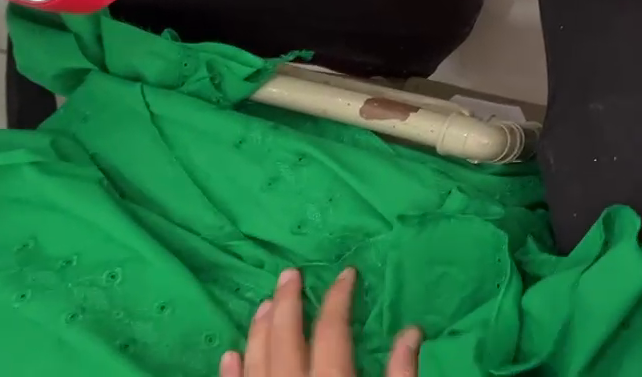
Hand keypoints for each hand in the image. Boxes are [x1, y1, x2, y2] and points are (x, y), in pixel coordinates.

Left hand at [221, 268, 420, 376]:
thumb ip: (400, 376)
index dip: (339, 299)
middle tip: (289, 274)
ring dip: (258, 332)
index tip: (347, 273)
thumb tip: (412, 331)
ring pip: (254, 366)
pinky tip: (229, 356)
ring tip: (264, 304)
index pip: (332, 332)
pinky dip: (230, 375)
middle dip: (288, 305)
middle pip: (286, 342)